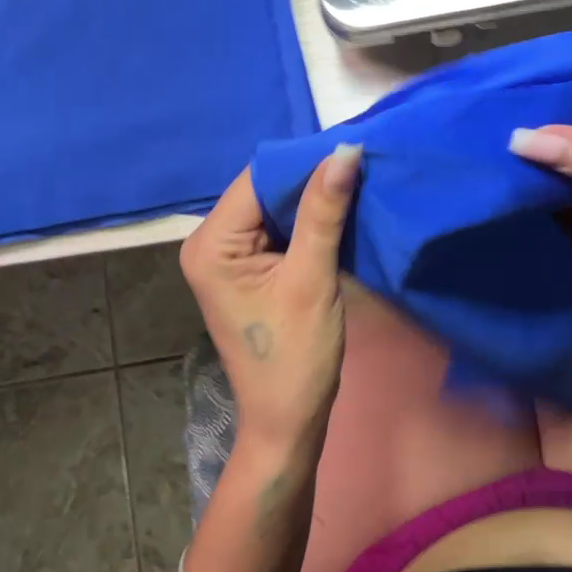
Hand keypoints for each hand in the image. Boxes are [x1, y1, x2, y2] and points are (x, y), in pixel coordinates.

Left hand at [179, 146, 361, 452]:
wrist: (288, 423)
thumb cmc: (295, 356)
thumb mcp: (311, 279)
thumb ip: (324, 211)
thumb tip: (345, 150)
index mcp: (211, 243)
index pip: (259, 179)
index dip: (305, 162)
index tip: (354, 148)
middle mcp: (209, 241)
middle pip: (264, 190)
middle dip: (310, 178)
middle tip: (362, 162)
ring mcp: (227, 255)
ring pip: (274, 207)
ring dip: (313, 198)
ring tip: (358, 180)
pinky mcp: (247, 267)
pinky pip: (278, 228)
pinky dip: (308, 220)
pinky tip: (341, 210)